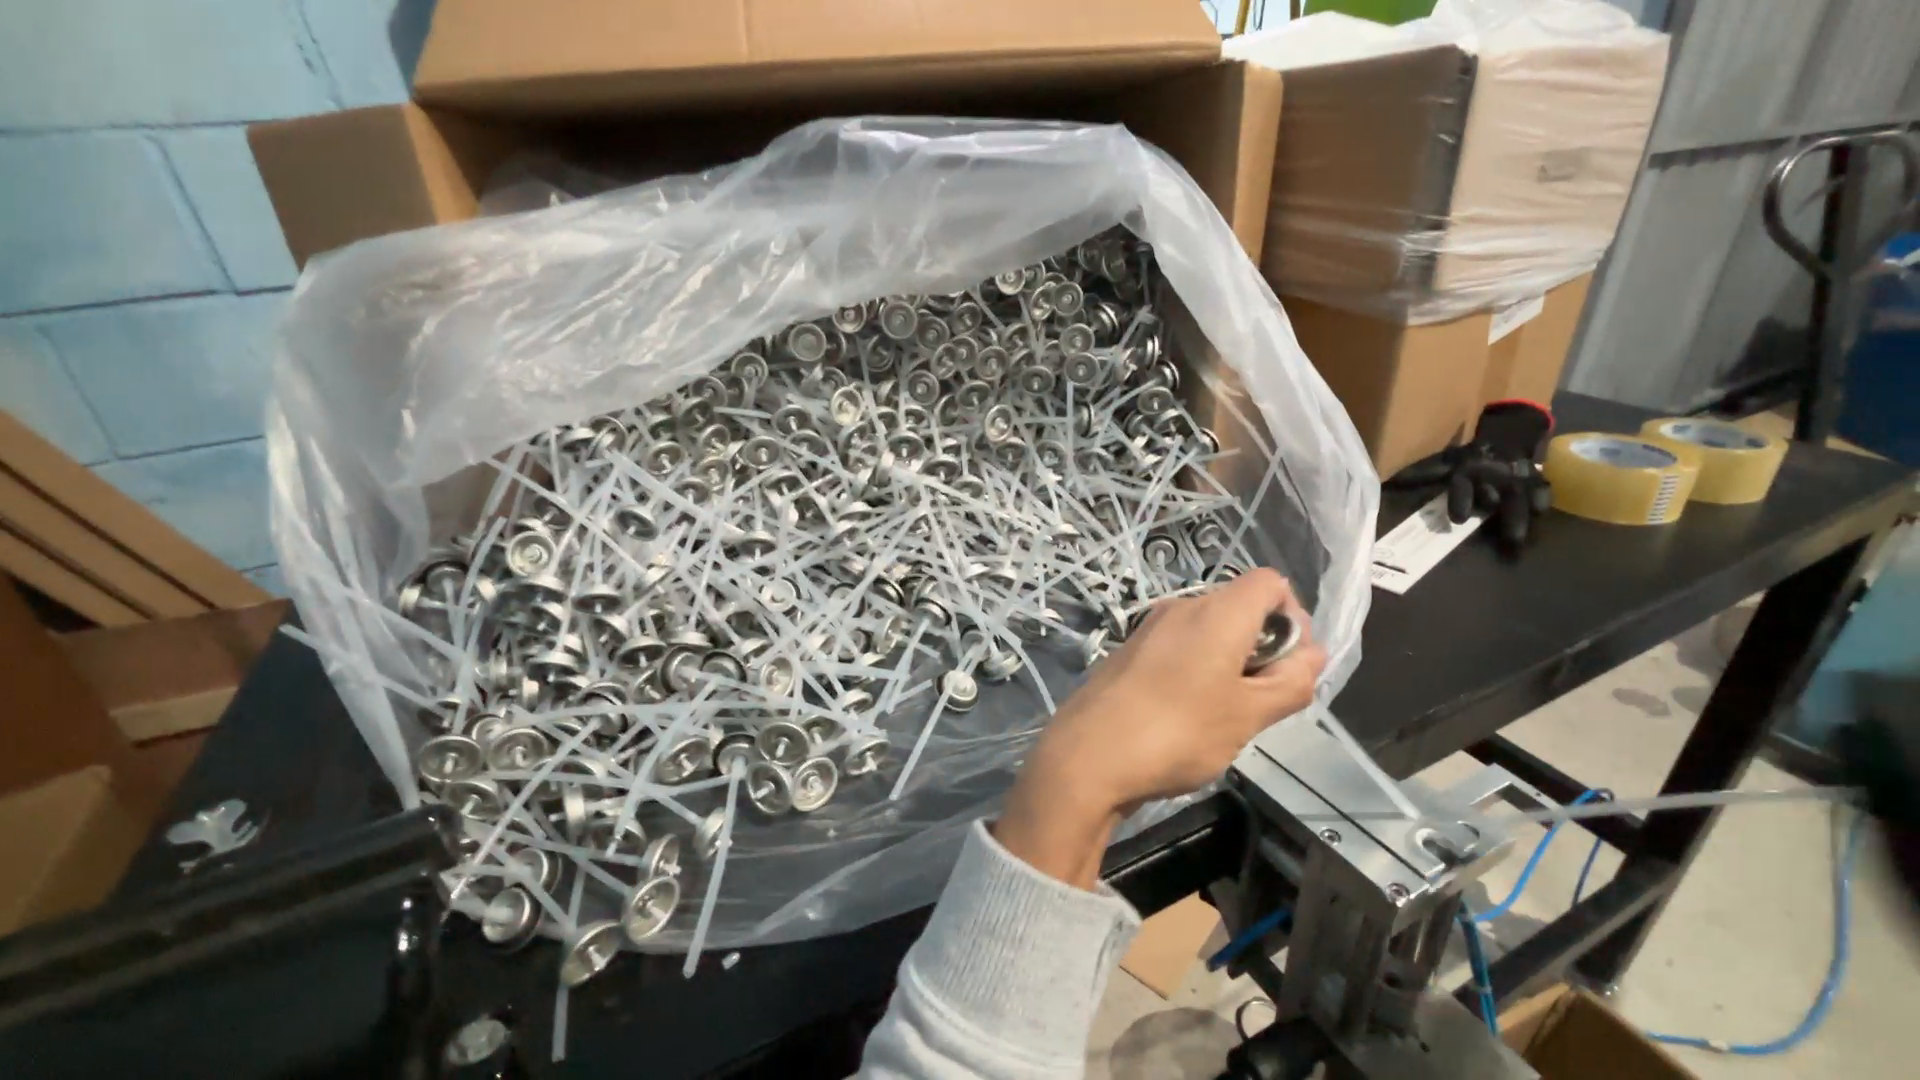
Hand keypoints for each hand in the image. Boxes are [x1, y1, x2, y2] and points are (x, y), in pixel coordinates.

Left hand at [993, 569, 1325, 887]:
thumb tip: (1314, 654)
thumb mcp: (1249, 715)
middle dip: (1262, 646)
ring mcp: (1148, 630)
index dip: (1294, 616)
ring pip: (1208, 632)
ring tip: (1223, 716)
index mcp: (1217, 612)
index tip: (1291, 664)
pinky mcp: (1126, 654)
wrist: (1086, 759)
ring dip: (1229, 663)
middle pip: (1239, 607)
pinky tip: (1185, 718)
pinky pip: (1177, 650)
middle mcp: (1180, 608)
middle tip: (1260, 699)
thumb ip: (1291, 682)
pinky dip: (1195, 672)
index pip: (1271, 583)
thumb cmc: (1177, 733)